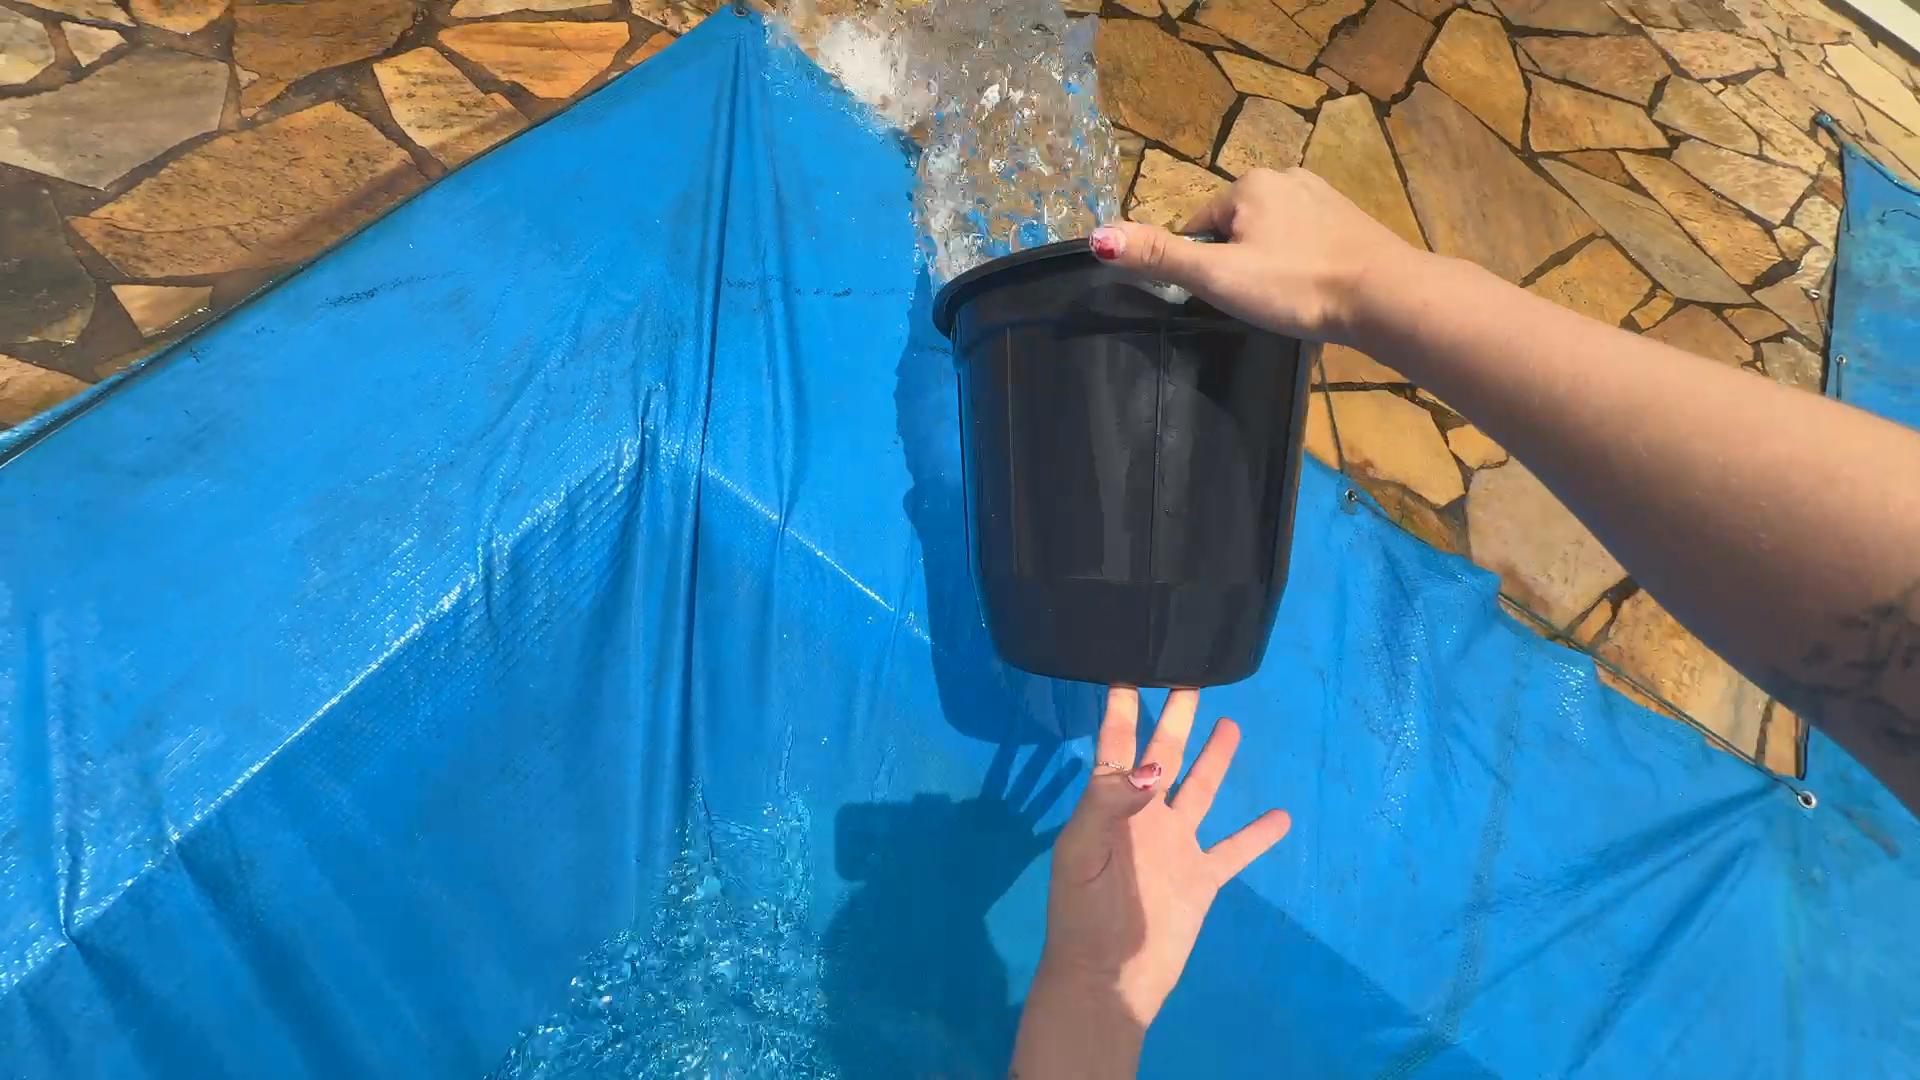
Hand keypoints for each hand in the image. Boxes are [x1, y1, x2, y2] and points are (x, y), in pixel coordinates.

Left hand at [1037, 686, 1290, 1024]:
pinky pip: (1235, 850)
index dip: (1120, 710)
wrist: (1108, 979)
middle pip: (1164, 755)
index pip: (1115, 745)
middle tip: (1189, 680)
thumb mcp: (1083, 852)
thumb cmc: (1083, 912)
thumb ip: (1108, 805)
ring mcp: (1176, 845)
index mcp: (1111, 805)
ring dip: (1215, 760)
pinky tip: (1280, 815)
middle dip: (1175, 719)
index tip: (1127, 672)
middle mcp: (1146, 816)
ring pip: (1202, 791)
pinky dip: (1258, 836)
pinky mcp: (1202, 878)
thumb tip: (1149, 768)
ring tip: (1231, 725)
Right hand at [1088, 167, 1417, 345]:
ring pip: (1265, 236)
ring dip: (1261, 265)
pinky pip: (1298, 241)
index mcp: (1248, 184)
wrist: (1381, 297)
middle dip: (1230, 264)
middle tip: (1248, 301)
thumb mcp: (1216, 275)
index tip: (1216, 296)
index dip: (1197, 266)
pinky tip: (1304, 288)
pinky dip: (1293, 264)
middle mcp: (1284, 177)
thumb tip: (1096, 237)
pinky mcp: (1345, 218)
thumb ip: (1159, 256)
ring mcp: (1319, 195)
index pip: (1197, 227)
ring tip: (1278, 298)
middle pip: (1230, 230)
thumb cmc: (1292, 285)